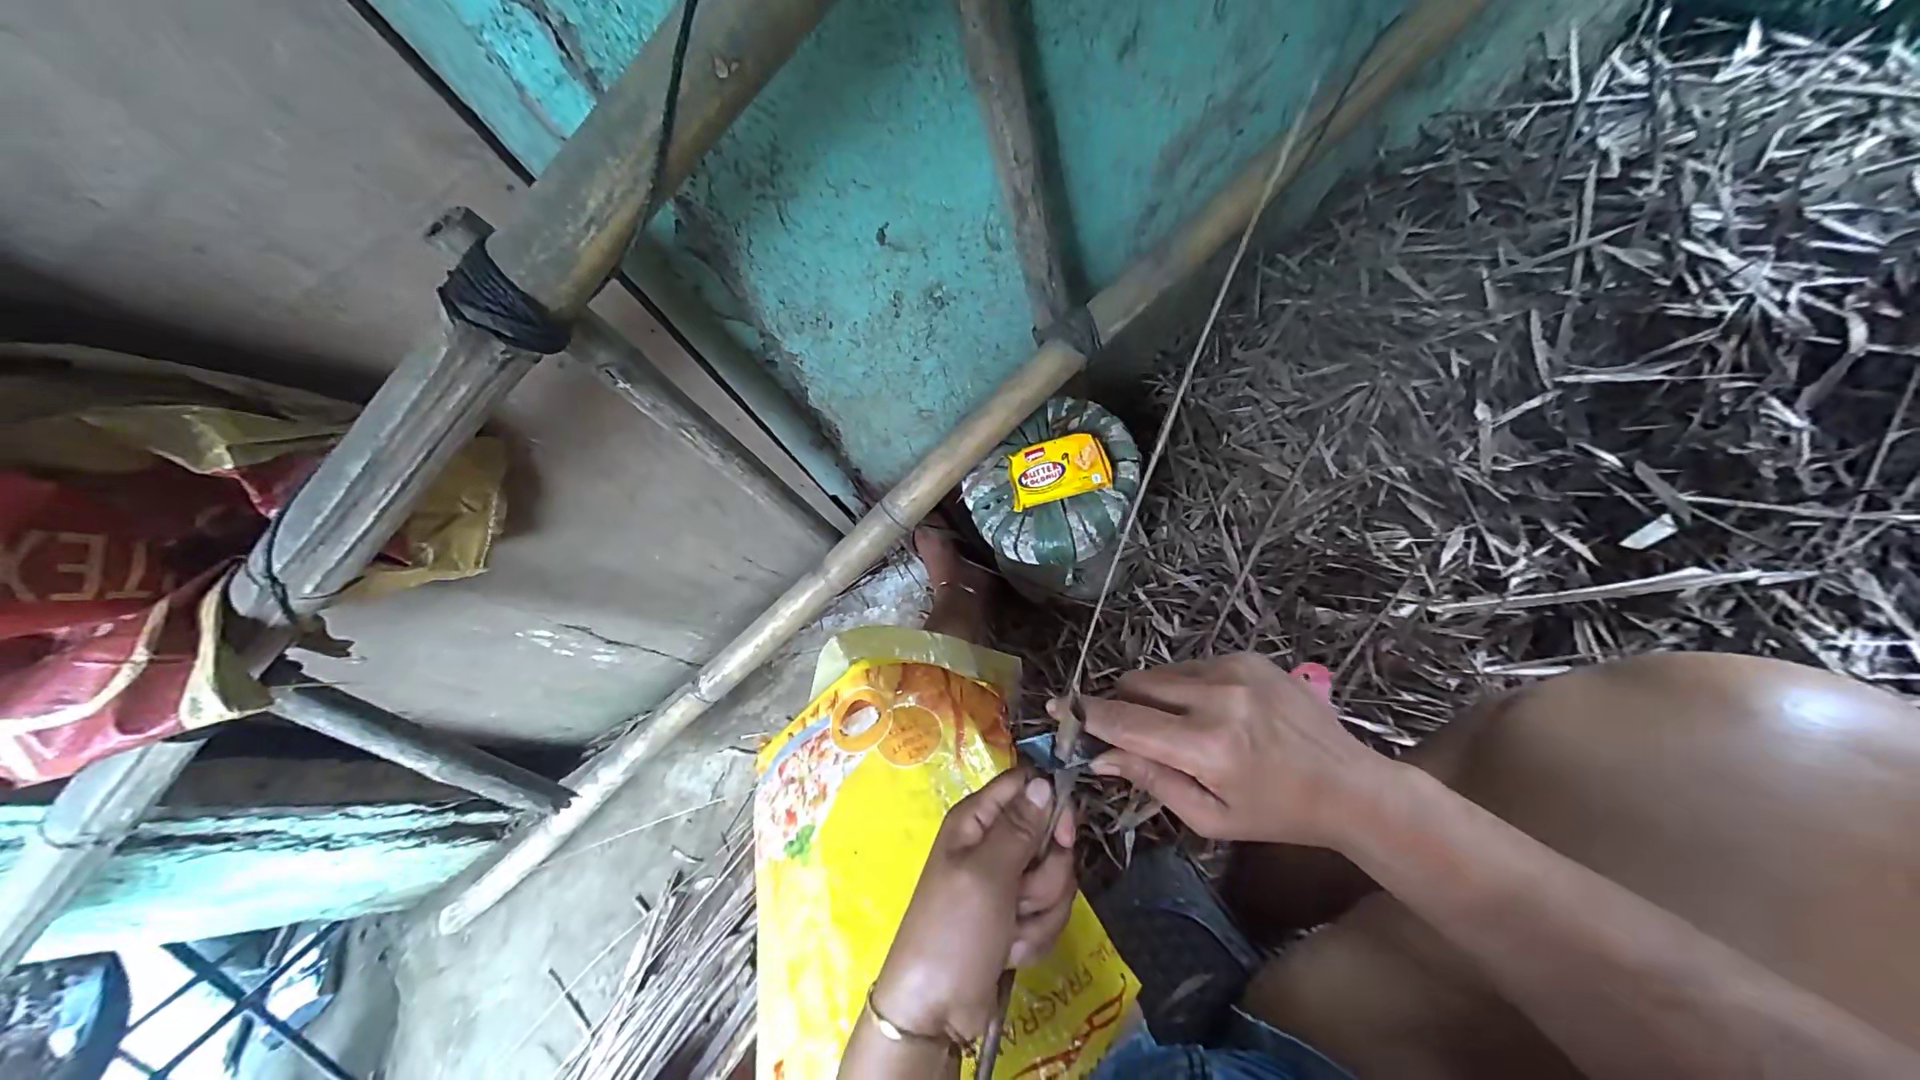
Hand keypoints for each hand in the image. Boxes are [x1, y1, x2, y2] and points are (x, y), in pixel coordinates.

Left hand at [870, 768, 1077, 1042]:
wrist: (935, 1013)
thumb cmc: (953, 932)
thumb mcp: (987, 875)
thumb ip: (1020, 827)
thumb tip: (1044, 779)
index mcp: (976, 820)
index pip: (1027, 786)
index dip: (1053, 805)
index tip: (1065, 837)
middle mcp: (993, 843)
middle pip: (1050, 835)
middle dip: (1046, 876)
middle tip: (1020, 898)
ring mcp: (1006, 881)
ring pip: (1056, 878)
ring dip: (1039, 912)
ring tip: (1008, 931)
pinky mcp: (1017, 915)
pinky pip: (1049, 912)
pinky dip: (1034, 935)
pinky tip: (1009, 951)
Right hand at [1076, 653, 1401, 846]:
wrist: (1351, 785)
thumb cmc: (1277, 814)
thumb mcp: (1209, 818)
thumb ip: (1150, 780)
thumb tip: (1099, 756)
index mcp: (1207, 747)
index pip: (1125, 722)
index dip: (1085, 714)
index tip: (1057, 708)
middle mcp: (1216, 698)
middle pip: (1134, 686)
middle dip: (1118, 705)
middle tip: (1121, 729)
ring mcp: (1234, 670)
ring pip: (1159, 673)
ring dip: (1151, 696)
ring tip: (1177, 726)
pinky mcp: (1247, 657)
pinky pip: (1189, 666)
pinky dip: (1182, 687)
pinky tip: (1209, 711)